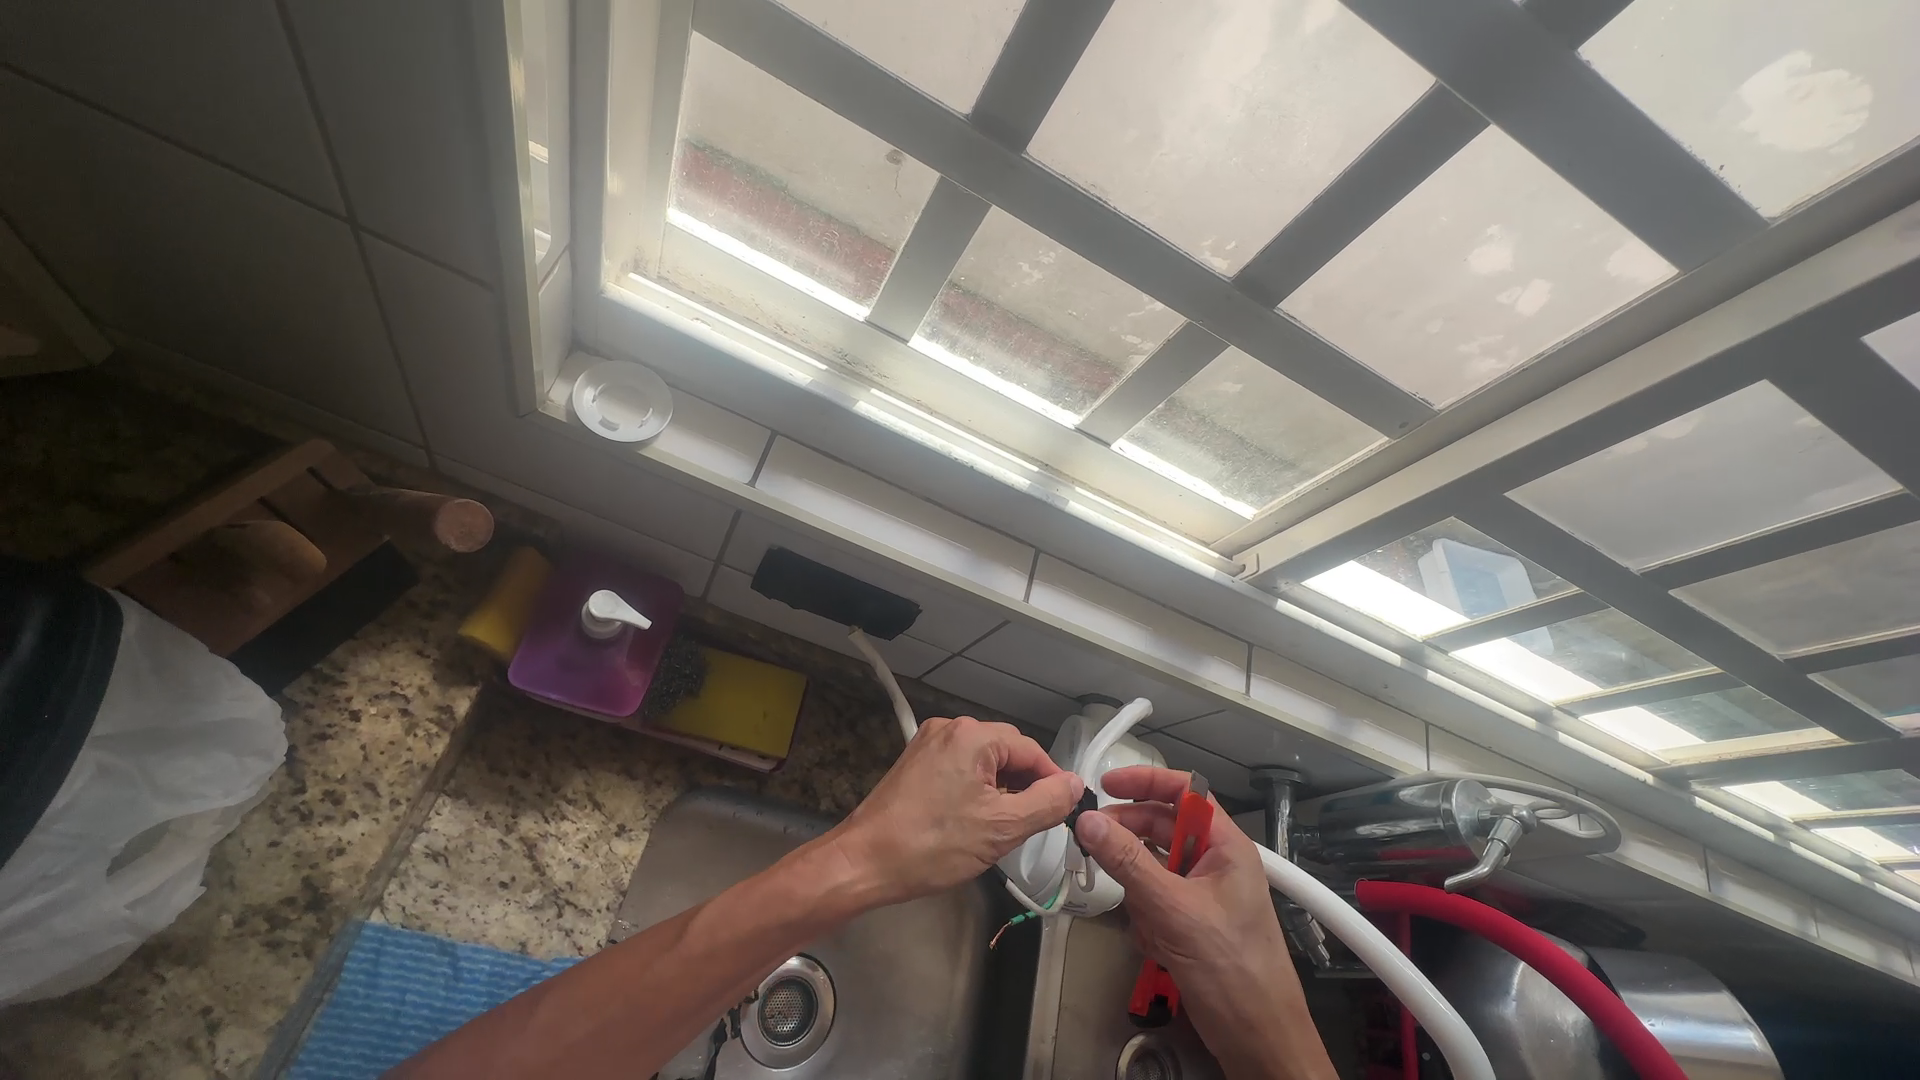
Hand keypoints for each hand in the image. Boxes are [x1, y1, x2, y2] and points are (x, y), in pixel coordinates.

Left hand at [827, 715, 1083, 908]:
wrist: (864, 862)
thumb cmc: (931, 845)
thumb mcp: (1002, 828)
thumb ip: (1046, 803)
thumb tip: (1074, 784)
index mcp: (972, 735)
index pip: (1031, 750)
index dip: (1052, 781)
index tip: (1062, 812)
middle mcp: (949, 729)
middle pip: (1007, 752)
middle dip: (1025, 786)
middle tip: (1032, 824)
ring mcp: (929, 744)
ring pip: (984, 763)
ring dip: (1001, 791)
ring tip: (1001, 828)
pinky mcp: (916, 764)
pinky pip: (961, 769)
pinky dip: (976, 791)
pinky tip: (974, 821)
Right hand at [1075, 766, 1335, 1079]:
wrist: (1259, 1042)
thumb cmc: (1231, 969)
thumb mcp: (1173, 910)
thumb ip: (1128, 862)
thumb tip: (1087, 821)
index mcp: (1225, 845)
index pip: (1185, 791)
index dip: (1145, 781)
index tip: (1105, 785)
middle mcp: (1214, 862)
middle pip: (1161, 827)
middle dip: (1130, 839)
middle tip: (1092, 842)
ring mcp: (1203, 894)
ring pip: (1153, 867)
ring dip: (1138, 888)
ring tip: (1140, 916)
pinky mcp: (1191, 923)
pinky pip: (1154, 900)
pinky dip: (1145, 917)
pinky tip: (1153, 942)